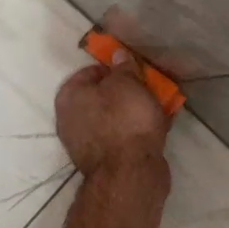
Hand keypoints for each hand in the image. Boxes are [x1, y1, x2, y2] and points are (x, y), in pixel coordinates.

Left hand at [54, 50, 172, 175]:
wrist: (130, 173)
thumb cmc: (125, 119)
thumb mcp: (127, 84)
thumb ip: (123, 68)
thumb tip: (117, 55)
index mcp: (69, 98)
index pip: (87, 72)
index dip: (112, 68)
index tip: (134, 69)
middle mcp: (70, 120)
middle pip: (101, 97)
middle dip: (126, 91)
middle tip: (148, 87)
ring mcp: (86, 143)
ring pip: (113, 118)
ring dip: (134, 111)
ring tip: (159, 105)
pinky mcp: (105, 161)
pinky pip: (122, 137)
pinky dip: (137, 130)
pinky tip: (159, 126)